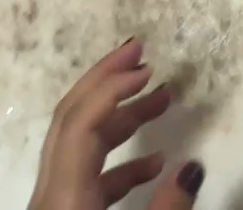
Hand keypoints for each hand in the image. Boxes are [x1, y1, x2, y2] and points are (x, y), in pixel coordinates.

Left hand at [27, 38, 203, 209]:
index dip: (112, 89)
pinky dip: (119, 159)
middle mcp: (50, 193)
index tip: (149, 67)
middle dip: (105, 79)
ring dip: (120, 116)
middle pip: (70, 118)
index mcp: (63, 197)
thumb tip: (193, 166)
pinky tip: (154, 161)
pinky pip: (87, 174)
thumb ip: (165, 208)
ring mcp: (54, 204)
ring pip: (80, 143)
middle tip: (139, 48)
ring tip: (161, 98)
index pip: (80, 123)